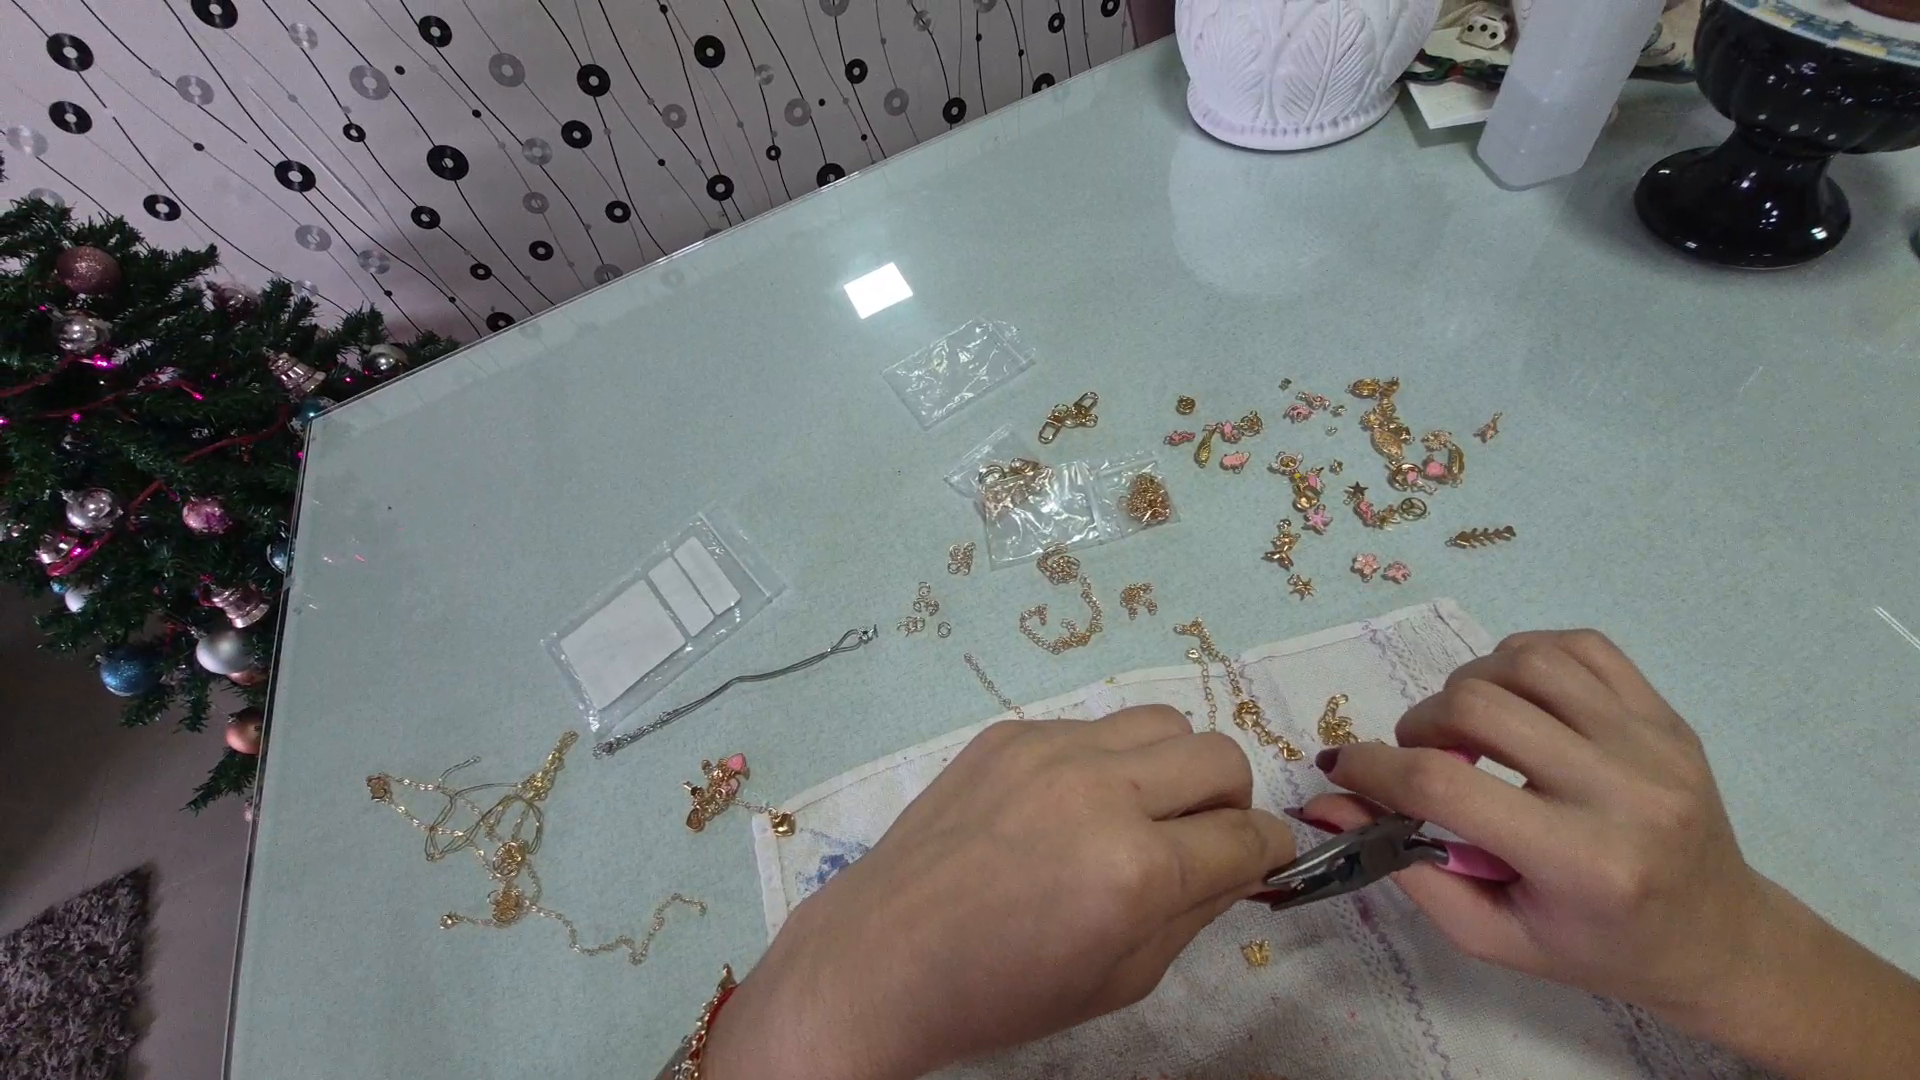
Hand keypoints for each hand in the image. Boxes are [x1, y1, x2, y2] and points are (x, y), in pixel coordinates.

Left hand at [701, 708, 1294, 1079]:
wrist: (886, 950)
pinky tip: (1065, 804)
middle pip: (1218, 753)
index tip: (1265, 854)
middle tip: (1202, 833)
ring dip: (1172, 765)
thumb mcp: (1122, 977)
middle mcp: (1099, 786)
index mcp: (1134, 867)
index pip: (1246, 835)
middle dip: (1231, 797)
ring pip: (1160, 720)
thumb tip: (1241, 858)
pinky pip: (1091, 727)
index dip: (1270, 849)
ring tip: (1138, 808)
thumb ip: (1195, 908)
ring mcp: (1049, 747)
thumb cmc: (1005, 987)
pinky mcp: (1010, 731)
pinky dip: (1104, 761)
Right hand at [1300, 630, 1770, 1019]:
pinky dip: (1520, 657)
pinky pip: (1574, 644)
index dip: (1371, 768)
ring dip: (1468, 685)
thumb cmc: (1594, 945)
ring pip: (1521, 660)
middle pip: (1475, 706)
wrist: (1723, 941)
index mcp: (1584, 863)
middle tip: (1423, 756)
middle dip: (1420, 724)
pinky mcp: (1666, 715)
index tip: (1342, 767)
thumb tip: (1326, 800)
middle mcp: (1626, 793)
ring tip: (1470, 726)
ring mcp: (1655, 743)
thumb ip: (1401, 864)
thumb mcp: (1486, 930)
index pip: (1442, 786)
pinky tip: (1517, 699)